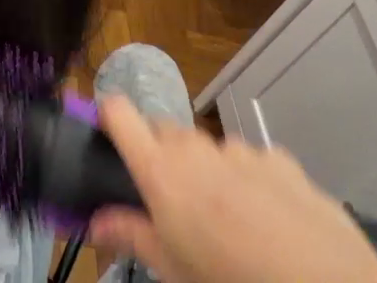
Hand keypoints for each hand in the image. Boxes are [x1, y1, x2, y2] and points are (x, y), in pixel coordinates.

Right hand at [89, 97, 376, 282]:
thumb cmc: (232, 281)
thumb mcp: (173, 270)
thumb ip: (130, 236)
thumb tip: (95, 223)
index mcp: (159, 168)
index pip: (117, 111)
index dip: (108, 117)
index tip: (109, 140)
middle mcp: (194, 147)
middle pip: (163, 130)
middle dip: (162, 155)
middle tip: (173, 201)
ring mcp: (240, 150)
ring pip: (209, 148)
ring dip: (208, 169)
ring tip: (230, 217)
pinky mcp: (282, 160)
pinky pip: (253, 161)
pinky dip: (252, 179)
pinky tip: (271, 218)